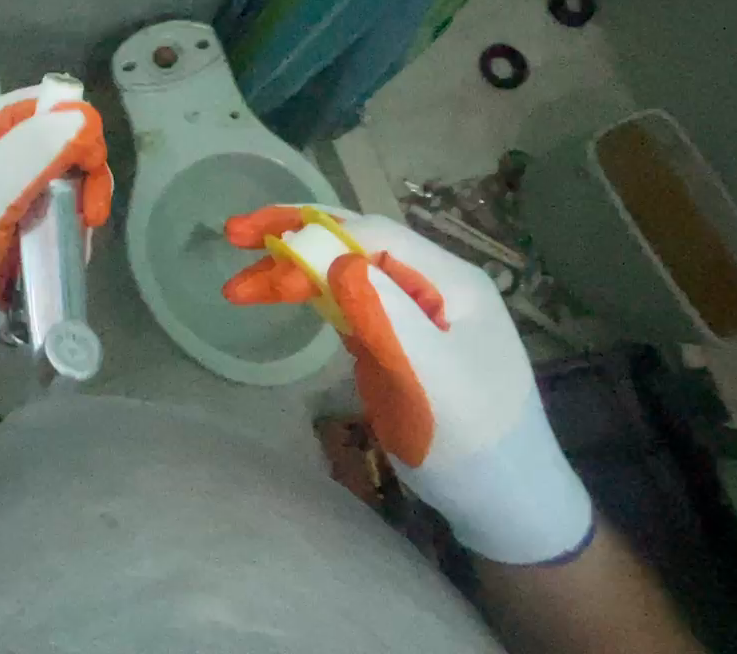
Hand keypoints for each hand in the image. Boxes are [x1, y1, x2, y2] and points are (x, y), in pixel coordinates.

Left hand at [0, 84, 111, 381]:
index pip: (47, 104)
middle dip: (82, 179)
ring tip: (68, 243)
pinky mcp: (14, 224)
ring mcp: (4, 190)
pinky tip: (60, 255)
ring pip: (66, 184)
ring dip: (76, 212)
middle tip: (88, 215)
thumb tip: (85, 116)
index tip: (88, 170)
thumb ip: (36, 148)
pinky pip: (57, 215)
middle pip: (64, 144)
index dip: (76, 130)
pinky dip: (66, 233)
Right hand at [225, 206, 591, 564]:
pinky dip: (305, 292)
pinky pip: (342, 298)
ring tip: (237, 286)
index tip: (258, 255)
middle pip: (351, 241)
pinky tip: (275, 293)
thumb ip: (385, 314)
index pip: (371, 238)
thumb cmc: (474, 443)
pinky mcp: (391, 333)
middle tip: (233, 234)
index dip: (312, 237)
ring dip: (289, 270)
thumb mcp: (431, 379)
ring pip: (339, 269)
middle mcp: (429, 281)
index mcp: (449, 280)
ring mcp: (409, 306)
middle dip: (291, 235)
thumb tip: (337, 257)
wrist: (503, 502)